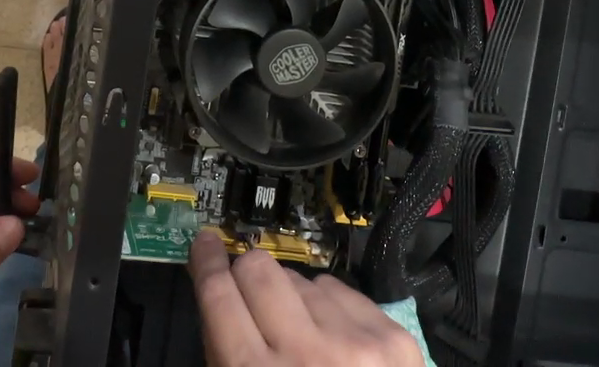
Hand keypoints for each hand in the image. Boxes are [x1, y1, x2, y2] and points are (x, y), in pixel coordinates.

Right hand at [188, 230, 424, 366]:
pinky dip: (330, 307)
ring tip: (303, 335)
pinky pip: (340, 289)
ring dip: (294, 298)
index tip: (205, 244)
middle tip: (250, 291)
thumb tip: (220, 299)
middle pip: (258, 271)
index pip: (218, 295)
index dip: (207, 262)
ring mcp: (353, 342)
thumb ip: (226, 357)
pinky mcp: (393, 339)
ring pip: (300, 278)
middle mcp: (304, 354)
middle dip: (248, 274)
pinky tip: (335, 339)